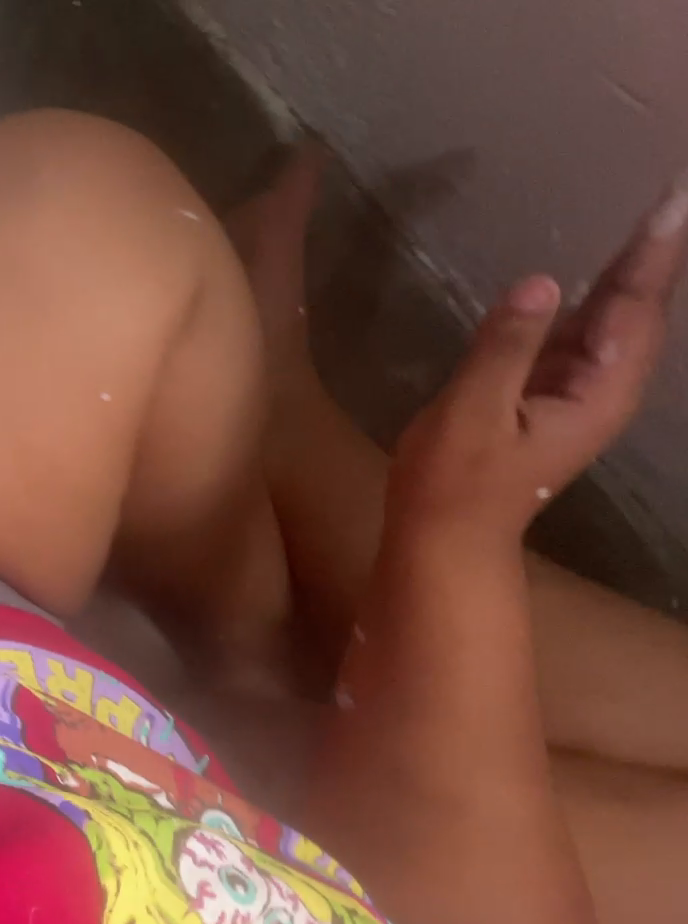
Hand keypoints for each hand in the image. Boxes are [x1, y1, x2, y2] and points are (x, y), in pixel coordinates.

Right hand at [388, 175, 687, 545]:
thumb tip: (539, 284)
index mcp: (599, 389)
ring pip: (608, 328)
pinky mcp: (545, 405)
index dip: (650, 254)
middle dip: (651, 258)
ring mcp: (575, 399)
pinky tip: (578, 291)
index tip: (673, 201)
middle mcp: (604, 389)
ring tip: (641, 232)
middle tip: (670, 202)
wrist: (446, 534)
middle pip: (635, 312)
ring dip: (623, 280)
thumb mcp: (470, 413)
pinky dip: (583, 311)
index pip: (632, 307)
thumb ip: (504, 349)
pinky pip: (574, 346)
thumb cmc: (453, 479)